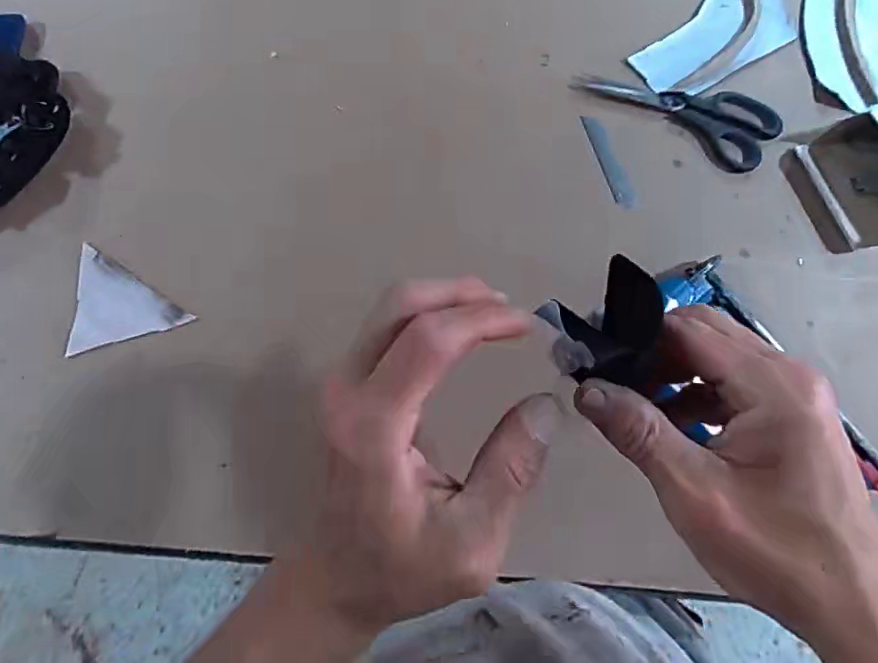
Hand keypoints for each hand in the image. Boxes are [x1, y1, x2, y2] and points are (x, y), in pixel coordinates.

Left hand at [193, 279, 559, 661]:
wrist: (333, 583)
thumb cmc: (401, 568)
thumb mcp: (471, 545)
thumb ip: (511, 473)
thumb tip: (544, 405)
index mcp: (372, 429)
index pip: (428, 341)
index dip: (483, 320)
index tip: (528, 325)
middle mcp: (347, 393)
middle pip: (403, 305)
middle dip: (464, 293)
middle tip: (511, 310)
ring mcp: (341, 383)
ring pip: (395, 306)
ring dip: (449, 297)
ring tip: (495, 312)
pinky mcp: (348, 381)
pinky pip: (392, 323)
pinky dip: (434, 310)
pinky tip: (464, 325)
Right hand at [575, 307, 877, 662]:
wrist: (851, 603)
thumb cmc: (776, 551)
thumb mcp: (697, 494)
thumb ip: (641, 433)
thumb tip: (591, 390)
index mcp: (773, 381)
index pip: (692, 329)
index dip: (642, 334)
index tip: (602, 352)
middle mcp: (791, 371)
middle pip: (710, 334)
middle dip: (659, 350)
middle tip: (616, 377)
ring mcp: (799, 390)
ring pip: (725, 356)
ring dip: (681, 372)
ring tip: (638, 403)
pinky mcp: (799, 411)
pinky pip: (742, 382)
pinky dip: (706, 393)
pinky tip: (679, 425)